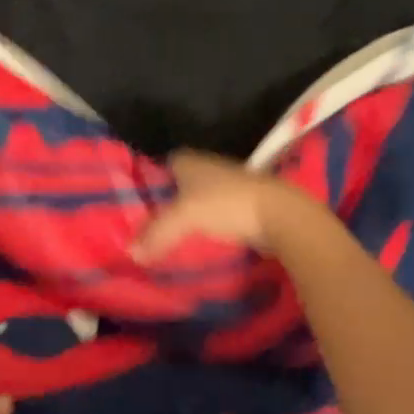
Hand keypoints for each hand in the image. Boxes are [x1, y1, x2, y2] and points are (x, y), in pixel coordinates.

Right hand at [132, 149, 324, 259]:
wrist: (283, 216)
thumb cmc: (227, 204)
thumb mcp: (184, 217)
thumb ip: (156, 233)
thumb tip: (131, 253)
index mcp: (190, 160)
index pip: (162, 165)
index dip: (151, 182)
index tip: (141, 205)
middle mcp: (209, 167)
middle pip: (182, 184)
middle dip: (171, 201)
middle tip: (155, 226)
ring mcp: (231, 186)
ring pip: (203, 199)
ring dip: (194, 216)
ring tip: (177, 239)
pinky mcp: (249, 206)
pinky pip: (221, 215)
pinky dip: (213, 227)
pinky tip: (206, 243)